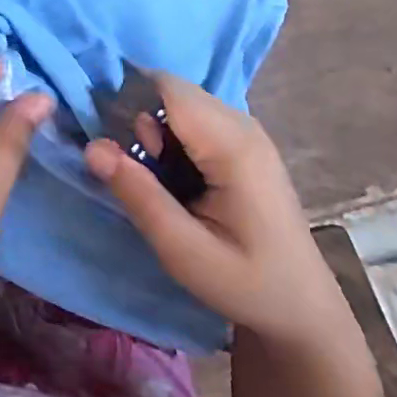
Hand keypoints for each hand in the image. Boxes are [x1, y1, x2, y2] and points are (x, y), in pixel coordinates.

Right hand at [83, 71, 322, 341]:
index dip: (131, 103)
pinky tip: (179, 178)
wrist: (303, 308)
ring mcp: (247, 130)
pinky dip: (173, 137)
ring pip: (181, 102)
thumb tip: (93, 147)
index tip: (117, 147)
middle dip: (143, 120)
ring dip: (157, 130)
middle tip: (142, 171)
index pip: (168, 88)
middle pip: (173, 91)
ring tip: (161, 179)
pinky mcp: (245, 142)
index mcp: (233, 145)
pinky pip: (196, 117)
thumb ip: (138, 194)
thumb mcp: (183, 250)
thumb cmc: (245, 283)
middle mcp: (243, 124)